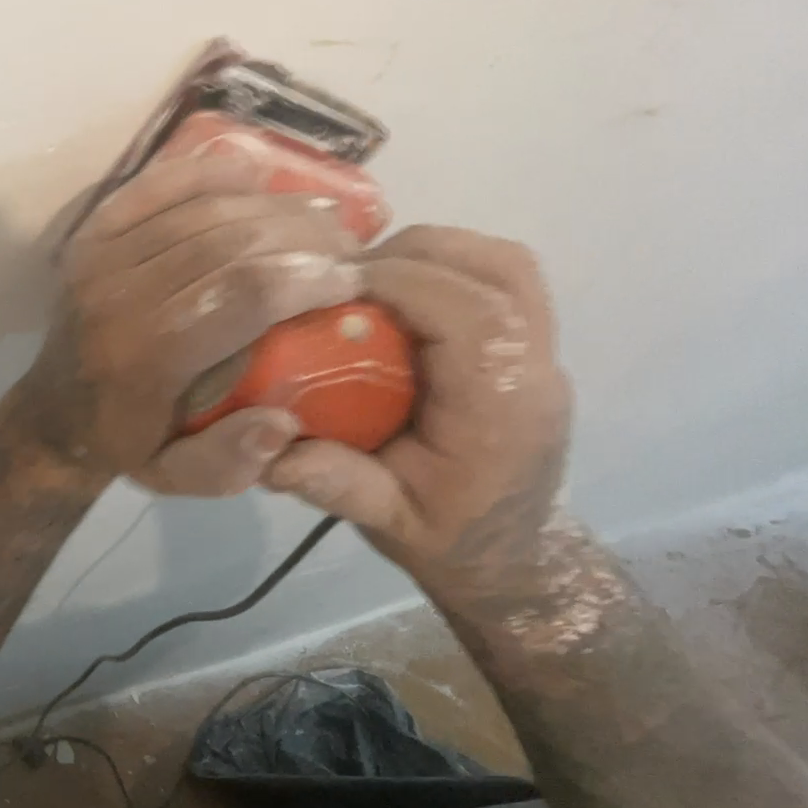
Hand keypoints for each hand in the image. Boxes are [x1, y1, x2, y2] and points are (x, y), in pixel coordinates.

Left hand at [18, 154, 365, 494]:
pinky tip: (255, 171)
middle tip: (349, 246)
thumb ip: (228, 463)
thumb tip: (282, 423)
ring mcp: (97, 260)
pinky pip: (154, 187)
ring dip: (271, 203)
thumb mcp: (176, 478)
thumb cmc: (128, 442)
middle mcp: (117, 298)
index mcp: (144, 357)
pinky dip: (206, 171)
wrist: (54, 413)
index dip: (308, 277)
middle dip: (303, 236)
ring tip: (320, 217)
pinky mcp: (89, 237)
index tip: (353, 278)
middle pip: (229, 241)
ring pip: (199, 209)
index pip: (242, 294)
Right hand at [261, 226, 573, 596]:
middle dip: (413, 254)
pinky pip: (496, 279)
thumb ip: (333, 483)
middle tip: (342, 277)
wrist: (508, 553)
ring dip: (432, 254)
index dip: (400, 281)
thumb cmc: (446, 535)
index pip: (470, 315)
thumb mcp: (385, 521)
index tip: (331, 282)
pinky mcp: (528, 345)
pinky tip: (393, 296)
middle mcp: (535, 369)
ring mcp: (541, 353)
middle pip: (497, 269)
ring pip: (503, 264)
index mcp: (500, 409)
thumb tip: (266, 449)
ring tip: (366, 279)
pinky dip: (443, 268)